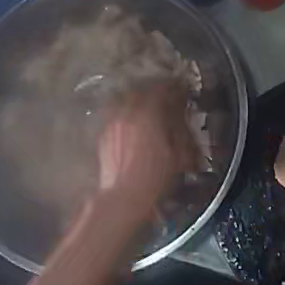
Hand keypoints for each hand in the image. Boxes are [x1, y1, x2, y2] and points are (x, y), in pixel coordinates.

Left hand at [96, 84, 189, 214]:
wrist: (123, 198)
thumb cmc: (155, 178)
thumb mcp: (177, 153)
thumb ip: (179, 128)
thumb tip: (179, 112)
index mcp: (148, 114)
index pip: (160, 88)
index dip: (172, 86)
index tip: (181, 89)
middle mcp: (127, 112)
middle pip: (140, 89)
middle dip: (154, 90)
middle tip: (165, 96)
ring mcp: (112, 122)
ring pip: (125, 99)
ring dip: (138, 99)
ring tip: (147, 107)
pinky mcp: (103, 134)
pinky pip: (115, 114)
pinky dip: (126, 113)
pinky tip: (132, 124)